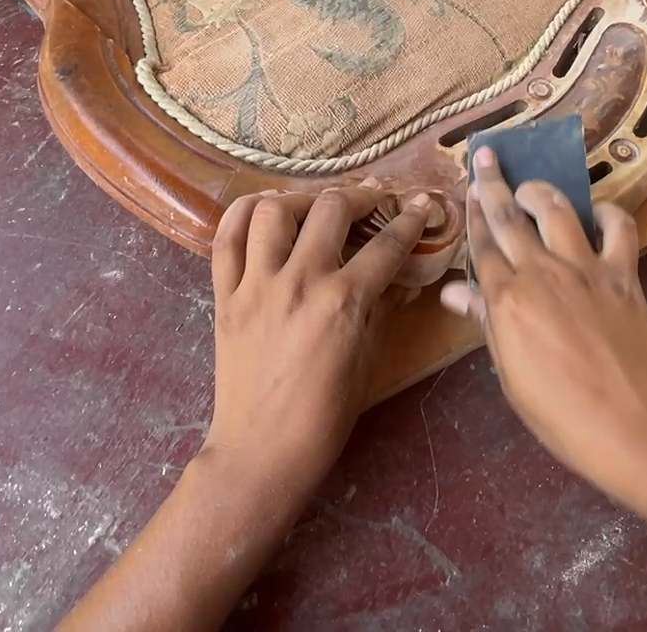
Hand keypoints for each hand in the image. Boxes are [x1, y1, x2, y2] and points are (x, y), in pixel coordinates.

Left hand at [200, 186, 431, 496]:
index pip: (386, 245)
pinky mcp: (225, 294)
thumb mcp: (367, 360)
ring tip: (314, 205)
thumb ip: (381, 309)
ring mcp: (256, 284)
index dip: (410, 220)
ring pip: (273, 209)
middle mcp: (300, 281)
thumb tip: (400, 276)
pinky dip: (244, 213)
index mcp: (343, 302)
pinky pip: (227, 237)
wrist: (261, 452)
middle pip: (331, 209)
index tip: (421, 204)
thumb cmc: (325, 416)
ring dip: (300, 197)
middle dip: (360, 195)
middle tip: (371, 198)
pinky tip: (263, 209)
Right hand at [440, 147, 646, 492]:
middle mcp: (541, 272)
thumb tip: (453, 291)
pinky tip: (598, 211)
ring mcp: (584, 269)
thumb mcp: (510, 374)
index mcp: (507, 299)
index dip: (473, 213)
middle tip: (486, 154)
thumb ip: (486, 323)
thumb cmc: (560, 413)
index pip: (482, 245)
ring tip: (531, 185)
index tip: (467, 187)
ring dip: (541, 190)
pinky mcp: (623, 273)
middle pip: (510, 217)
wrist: (632, 425)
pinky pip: (618, 229)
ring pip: (557, 211)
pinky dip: (608, 213)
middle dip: (493, 183)